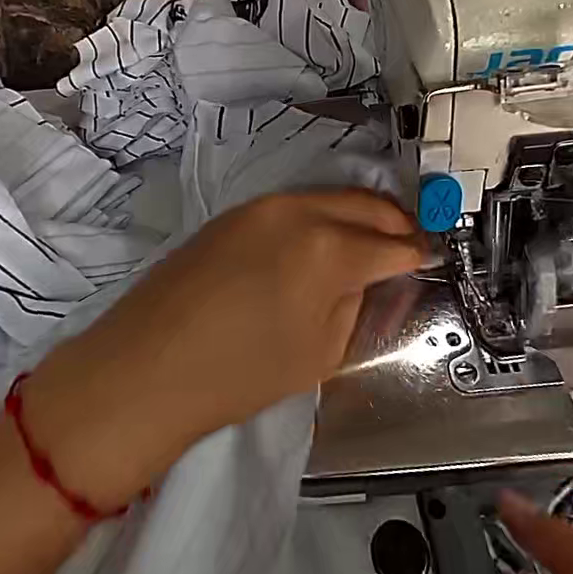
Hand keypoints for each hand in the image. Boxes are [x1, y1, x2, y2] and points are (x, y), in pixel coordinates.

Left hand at [19, 189, 428, 507]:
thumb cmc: (240, 375)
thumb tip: (369, 278)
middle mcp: (300, 212)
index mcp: (330, 250)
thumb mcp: (321, 352)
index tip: (428, 261)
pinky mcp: (233, 213)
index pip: (393, 245)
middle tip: (409, 245)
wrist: (144, 369)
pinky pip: (295, 205)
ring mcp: (261, 206)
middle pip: (367, 205)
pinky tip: (323, 242)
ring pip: (331, 198)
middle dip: (396, 223)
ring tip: (371, 242)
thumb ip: (356, 304)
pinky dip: (322, 217)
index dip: (417, 255)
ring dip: (359, 215)